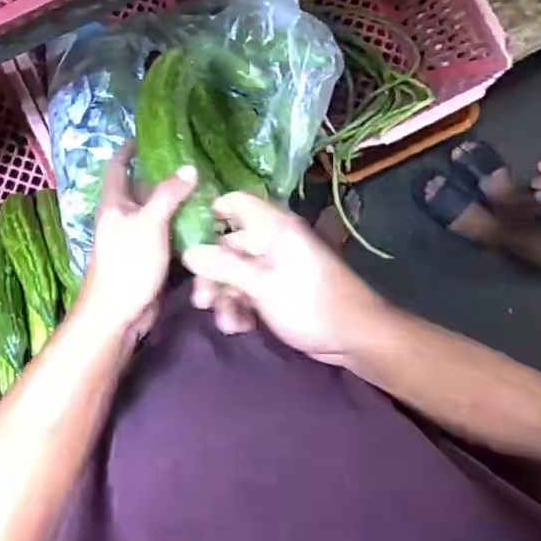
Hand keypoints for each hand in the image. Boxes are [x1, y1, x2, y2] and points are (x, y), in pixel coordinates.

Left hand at [71, 143, 195, 333]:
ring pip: (159, 213)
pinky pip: (169, 234)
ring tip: (206, 188)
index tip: (146, 135)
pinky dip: (183, 226)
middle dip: (164, 176)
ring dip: (178, 202)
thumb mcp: (149, 223)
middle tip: (194, 162)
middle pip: (143, 189)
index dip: (129, 149)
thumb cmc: (127, 264)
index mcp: (115, 203)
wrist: (119, 313)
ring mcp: (137, 238)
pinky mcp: (150, 258)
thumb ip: (168, 194)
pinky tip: (204, 220)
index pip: (118, 167)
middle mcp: (124, 217)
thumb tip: (188, 168)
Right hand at [180, 193, 392, 367]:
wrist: (354, 338)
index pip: (236, 203)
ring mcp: (275, 267)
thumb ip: (223, 267)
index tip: (185, 235)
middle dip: (211, 273)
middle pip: (228, 246)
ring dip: (226, 297)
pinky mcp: (277, 290)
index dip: (209, 213)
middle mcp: (272, 242)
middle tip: (200, 302)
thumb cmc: (310, 303)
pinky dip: (241, 308)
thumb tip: (187, 252)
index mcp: (273, 228)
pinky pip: (248, 291)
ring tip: (226, 324)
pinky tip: (239, 328)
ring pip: (235, 273)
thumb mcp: (262, 286)